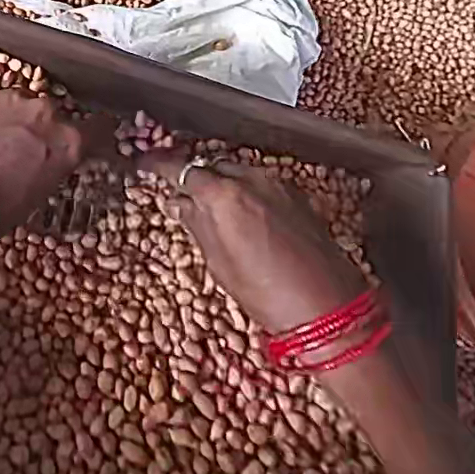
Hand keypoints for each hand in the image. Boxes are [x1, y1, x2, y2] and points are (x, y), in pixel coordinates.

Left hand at [0, 88, 106, 233]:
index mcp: (69, 142)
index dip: (92, 132)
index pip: (97, 128)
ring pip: (18, 103)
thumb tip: (47, 160)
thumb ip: (52, 165)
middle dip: (40, 127)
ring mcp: (13, 98)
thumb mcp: (40, 193)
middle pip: (52, 114)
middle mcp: (47, 113)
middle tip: (22, 148)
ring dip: (11, 118)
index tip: (89, 134)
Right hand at [137, 152, 367, 333]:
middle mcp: (251, 180)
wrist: (330, 310)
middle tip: (179, 194)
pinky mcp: (298, 197)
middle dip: (194, 177)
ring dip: (220, 183)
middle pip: (211, 167)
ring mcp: (278, 186)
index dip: (160, 165)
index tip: (144, 163)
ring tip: (211, 207)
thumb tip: (179, 202)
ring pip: (237, 172)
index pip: (182, 170)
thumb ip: (197, 224)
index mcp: (223, 195)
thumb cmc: (266, 293)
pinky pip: (260, 183)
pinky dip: (244, 191)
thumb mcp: (218, 263)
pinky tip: (242, 214)